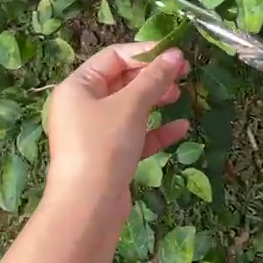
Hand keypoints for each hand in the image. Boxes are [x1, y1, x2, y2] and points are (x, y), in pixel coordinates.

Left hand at [45, 43, 190, 204]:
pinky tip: (180, 128)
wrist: (88, 209)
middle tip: (184, 73)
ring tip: (180, 95)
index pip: (113, 57)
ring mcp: (94, 133)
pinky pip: (134, 136)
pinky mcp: (108, 157)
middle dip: (152, 76)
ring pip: (129, 109)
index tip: (175, 54)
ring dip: (155, 100)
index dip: (144, 53)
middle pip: (121, 81)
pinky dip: (155, 130)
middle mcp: (82, 106)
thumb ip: (154, 78)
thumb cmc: (103, 146)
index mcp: (78, 86)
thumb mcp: (131, 106)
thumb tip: (175, 54)